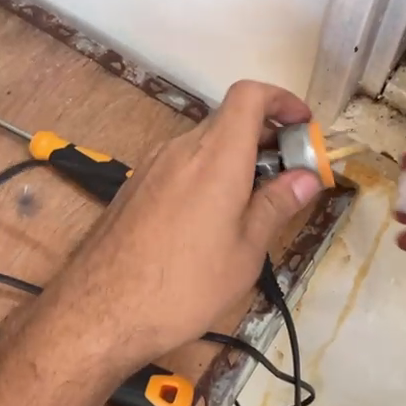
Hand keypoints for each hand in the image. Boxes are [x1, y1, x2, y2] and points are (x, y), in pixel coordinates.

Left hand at [44, 81, 323, 369]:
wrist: (99, 310)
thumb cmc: (184, 285)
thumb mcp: (245, 252)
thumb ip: (276, 205)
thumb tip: (307, 176)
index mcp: (216, 156)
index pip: (249, 95)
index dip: (281, 99)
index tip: (303, 126)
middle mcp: (181, 148)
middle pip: (229, 119)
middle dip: (266, 137)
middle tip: (290, 174)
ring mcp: (153, 165)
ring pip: (204, 143)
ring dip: (236, 158)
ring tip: (256, 202)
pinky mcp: (136, 185)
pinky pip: (181, 163)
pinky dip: (208, 172)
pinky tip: (214, 216)